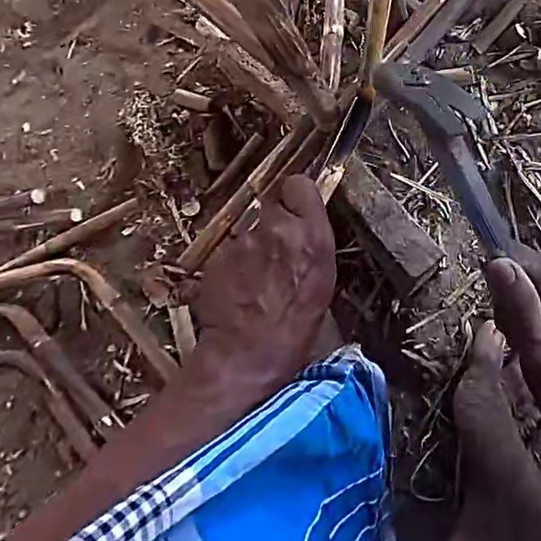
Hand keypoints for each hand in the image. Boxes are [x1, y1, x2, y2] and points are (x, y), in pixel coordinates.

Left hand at [193, 175, 336, 386]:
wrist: (248, 355)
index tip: (292, 207)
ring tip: (253, 276)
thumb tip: (303, 229)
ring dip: (249, 243)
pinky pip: (228, 247)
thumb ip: (310, 243)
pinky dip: (230, 261)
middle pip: (270, 203)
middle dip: (270, 221)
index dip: (293, 195)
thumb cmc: (294, 327)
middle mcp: (280, 230)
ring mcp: (246, 239)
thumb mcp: (321, 282)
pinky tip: (236, 284)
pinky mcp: (219, 251)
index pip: (300, 185)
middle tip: (272, 249)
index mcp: (313, 237)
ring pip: (247, 227)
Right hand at [483, 251, 540, 431]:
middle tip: (516, 335)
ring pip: (523, 287)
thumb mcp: (536, 345)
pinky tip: (533, 341)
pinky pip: (534, 299)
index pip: (512, 258)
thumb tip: (496, 262)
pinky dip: (527, 318)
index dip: (499, 285)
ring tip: (525, 341)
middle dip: (507, 301)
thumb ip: (518, 302)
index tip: (504, 316)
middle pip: (518, 272)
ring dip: (515, 312)